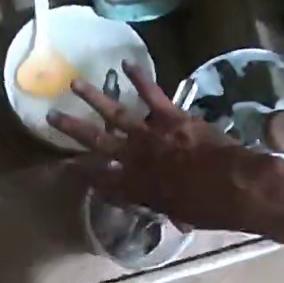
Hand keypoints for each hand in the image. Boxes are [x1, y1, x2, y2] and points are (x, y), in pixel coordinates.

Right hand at [47, 61, 274, 231]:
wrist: (232, 185)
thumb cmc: (207, 208)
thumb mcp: (180, 214)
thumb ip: (167, 208)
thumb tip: (173, 219)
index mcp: (133, 186)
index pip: (99, 178)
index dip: (83, 172)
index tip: (68, 165)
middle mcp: (134, 158)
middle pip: (95, 141)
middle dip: (71, 129)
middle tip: (51, 115)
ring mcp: (150, 134)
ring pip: (114, 113)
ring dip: (93, 97)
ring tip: (74, 83)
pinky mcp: (171, 117)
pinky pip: (151, 94)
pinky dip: (139, 78)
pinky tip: (126, 63)